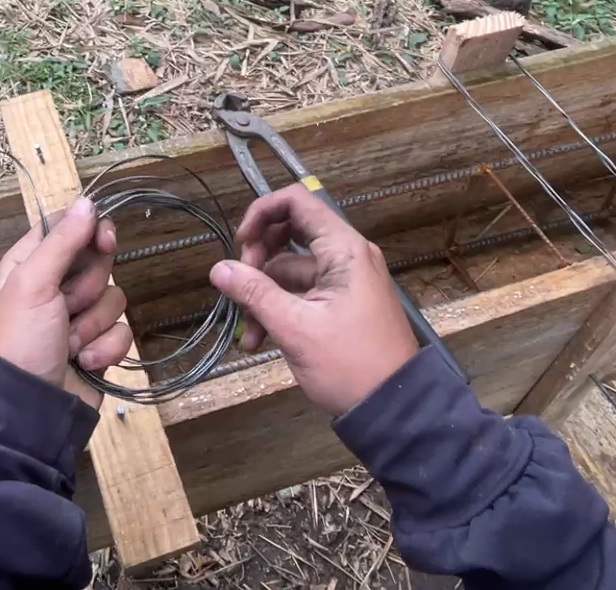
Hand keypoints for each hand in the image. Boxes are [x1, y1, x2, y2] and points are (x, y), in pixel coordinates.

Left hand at [0, 196, 133, 408]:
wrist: (27, 414)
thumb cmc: (20, 341)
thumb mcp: (32, 283)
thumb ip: (62, 241)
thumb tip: (87, 201)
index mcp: (30, 263)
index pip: (68, 227)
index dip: (89, 230)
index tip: (103, 241)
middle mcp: (55, 285)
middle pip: (97, 261)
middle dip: (89, 287)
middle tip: (69, 304)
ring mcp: (78, 317)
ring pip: (113, 297)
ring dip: (94, 324)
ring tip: (70, 344)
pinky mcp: (97, 346)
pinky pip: (121, 331)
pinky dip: (105, 349)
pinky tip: (85, 363)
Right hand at [208, 186, 418, 416]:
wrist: (397, 414)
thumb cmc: (351, 365)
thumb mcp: (296, 328)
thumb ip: (255, 292)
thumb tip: (218, 268)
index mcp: (344, 249)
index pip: (297, 201)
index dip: (262, 212)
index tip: (241, 242)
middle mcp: (346, 255)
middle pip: (290, 232)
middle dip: (259, 258)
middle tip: (240, 286)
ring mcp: (344, 280)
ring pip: (290, 268)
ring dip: (264, 293)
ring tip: (249, 332)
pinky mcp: (340, 303)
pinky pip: (301, 292)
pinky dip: (279, 309)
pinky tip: (259, 340)